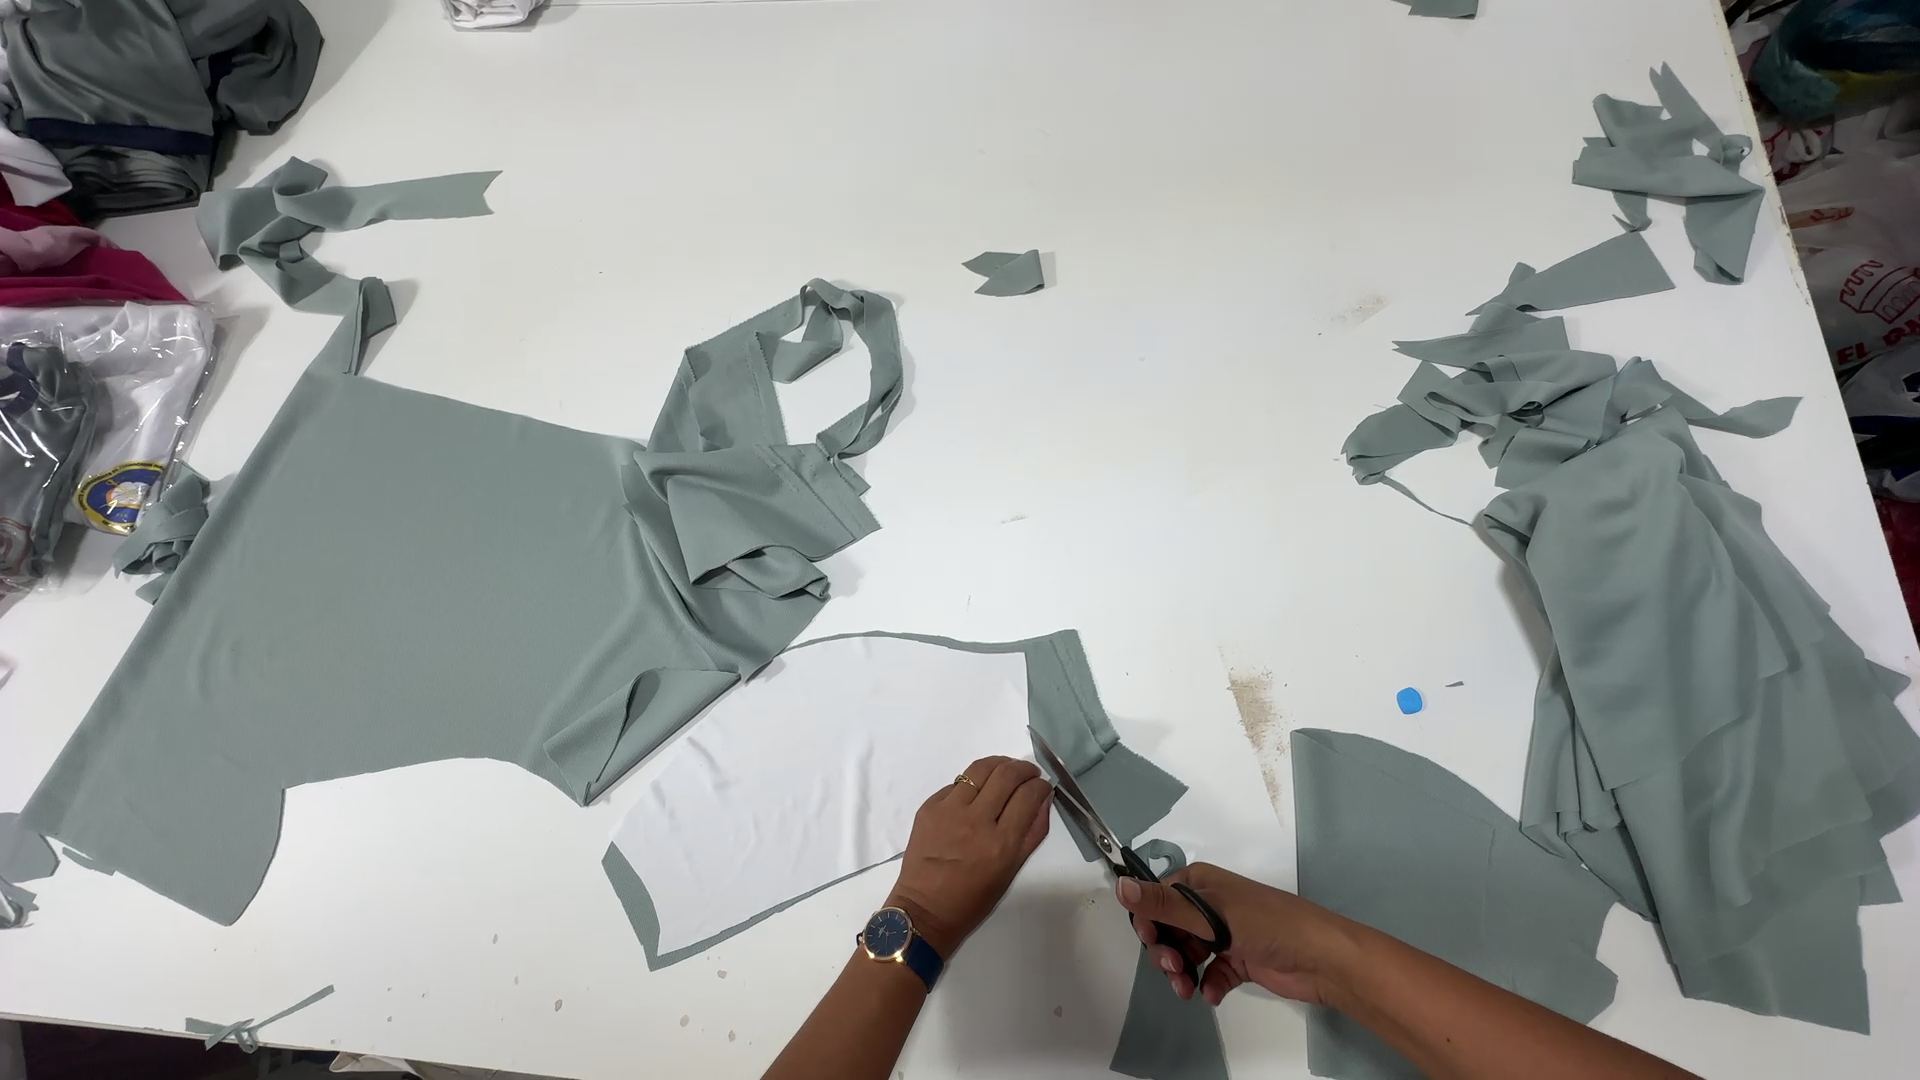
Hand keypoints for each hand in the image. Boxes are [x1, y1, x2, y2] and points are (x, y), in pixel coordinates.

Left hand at [887, 756, 1052, 957]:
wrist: (925, 909)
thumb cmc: (973, 899)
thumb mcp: (1011, 871)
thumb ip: (1032, 832)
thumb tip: (1043, 798)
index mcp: (1001, 843)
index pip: (1028, 796)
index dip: (1041, 786)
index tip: (1044, 786)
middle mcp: (975, 821)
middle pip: (1006, 775)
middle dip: (1024, 769)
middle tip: (1029, 773)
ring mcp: (949, 810)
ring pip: (980, 769)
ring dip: (1000, 764)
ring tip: (1007, 770)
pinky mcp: (929, 807)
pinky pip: (956, 783)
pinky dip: (972, 782)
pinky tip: (977, 792)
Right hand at [1116, 862, 1353, 1006]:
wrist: (1321, 958)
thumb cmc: (1264, 924)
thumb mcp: (1210, 913)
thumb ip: (1163, 904)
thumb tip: (1119, 886)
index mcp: (1198, 883)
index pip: (1157, 898)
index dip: (1148, 921)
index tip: (1151, 942)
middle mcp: (1207, 905)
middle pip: (1168, 928)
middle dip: (1165, 952)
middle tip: (1175, 972)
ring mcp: (1223, 933)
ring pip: (1186, 953)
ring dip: (1181, 972)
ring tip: (1188, 989)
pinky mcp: (1238, 959)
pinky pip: (1210, 972)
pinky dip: (1207, 983)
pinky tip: (1213, 994)